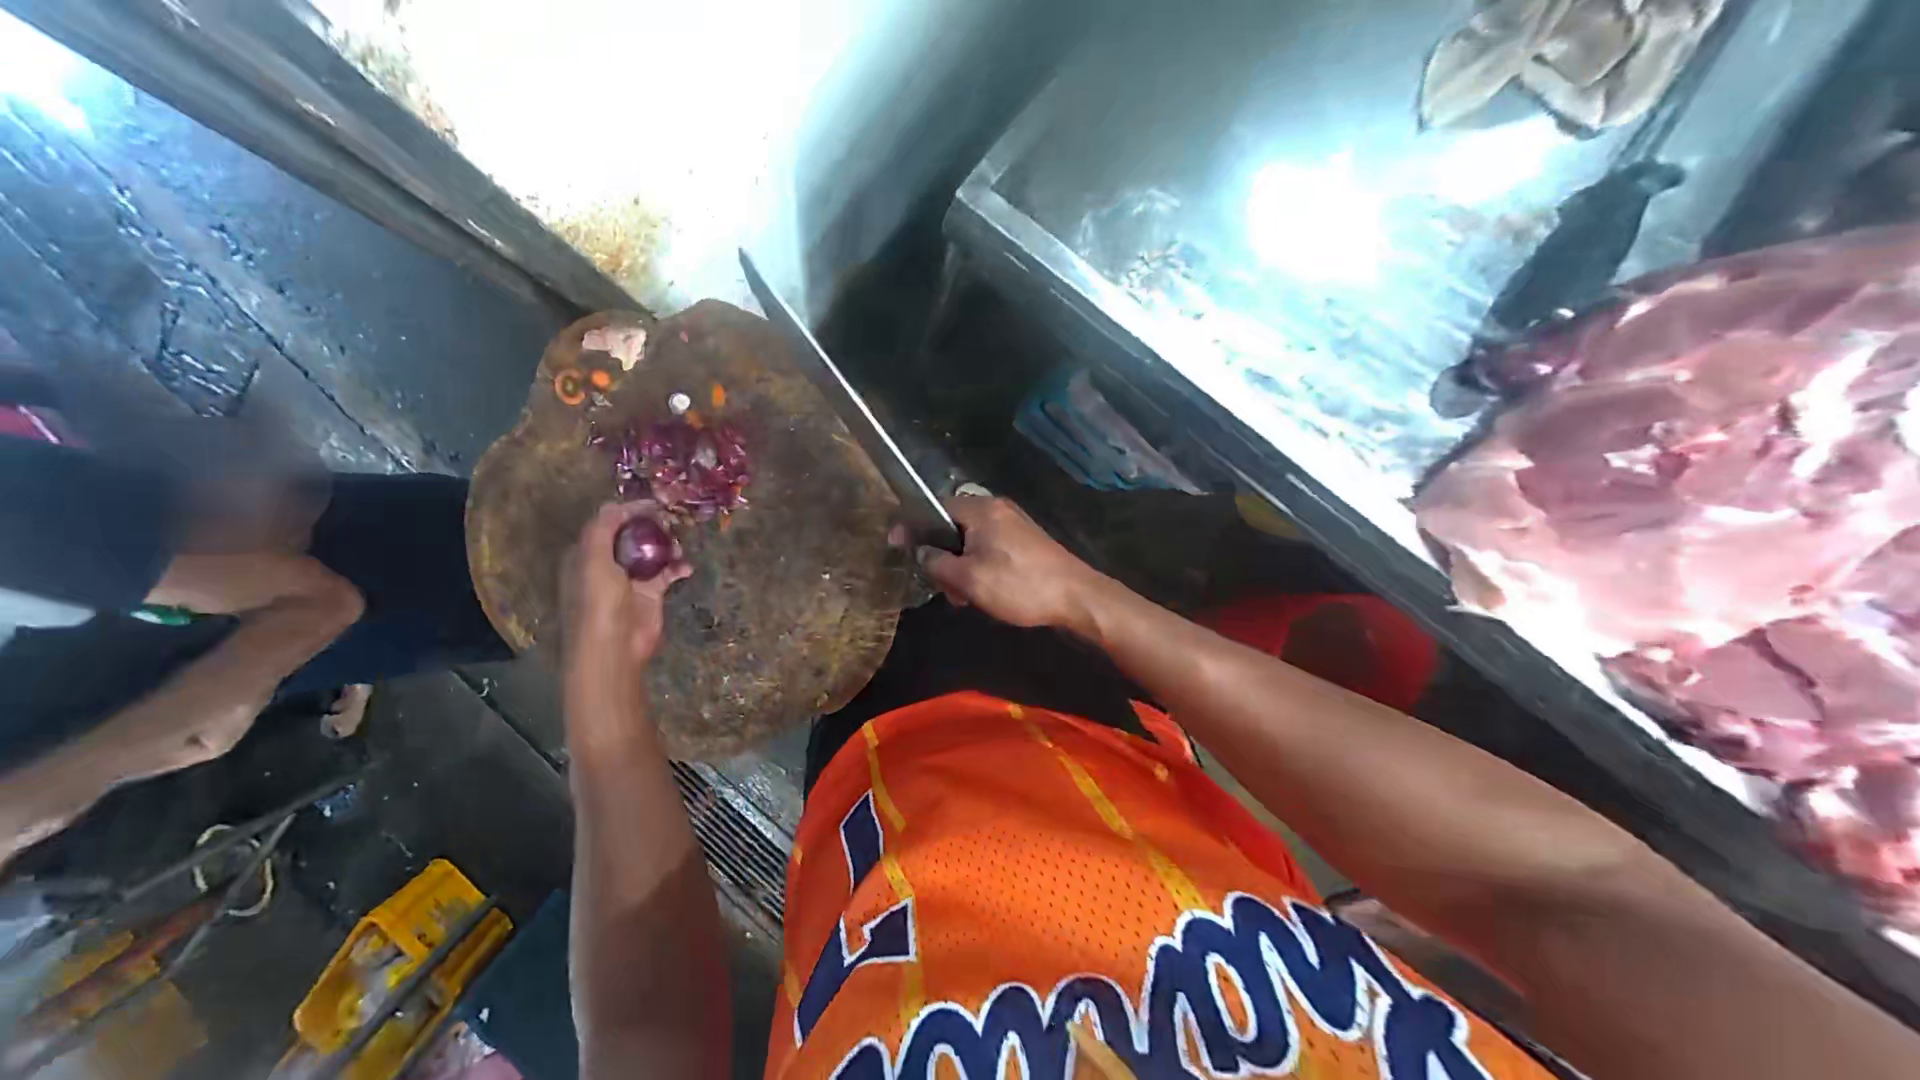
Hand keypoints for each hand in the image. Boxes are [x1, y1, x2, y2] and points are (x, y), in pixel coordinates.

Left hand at [563, 502, 692, 673]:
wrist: (613, 647)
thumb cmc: (598, 602)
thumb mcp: (593, 559)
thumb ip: (603, 527)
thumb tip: (618, 503)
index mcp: (586, 553)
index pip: (608, 523)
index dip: (630, 511)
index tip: (655, 505)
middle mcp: (607, 563)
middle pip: (633, 534)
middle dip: (652, 526)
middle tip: (671, 523)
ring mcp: (630, 578)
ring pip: (652, 551)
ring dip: (667, 545)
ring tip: (679, 546)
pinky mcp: (650, 593)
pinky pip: (667, 572)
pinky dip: (678, 567)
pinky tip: (686, 567)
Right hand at [905, 495, 1108, 630]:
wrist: (1076, 597)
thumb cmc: (1018, 585)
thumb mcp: (968, 579)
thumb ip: (937, 563)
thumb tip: (921, 553)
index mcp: (981, 509)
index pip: (934, 507)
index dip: (913, 527)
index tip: (896, 544)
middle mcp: (997, 508)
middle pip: (953, 526)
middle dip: (943, 557)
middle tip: (946, 588)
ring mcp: (1014, 524)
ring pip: (972, 540)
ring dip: (962, 567)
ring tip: (967, 597)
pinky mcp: (1025, 541)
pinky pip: (990, 547)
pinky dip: (980, 567)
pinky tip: (986, 592)